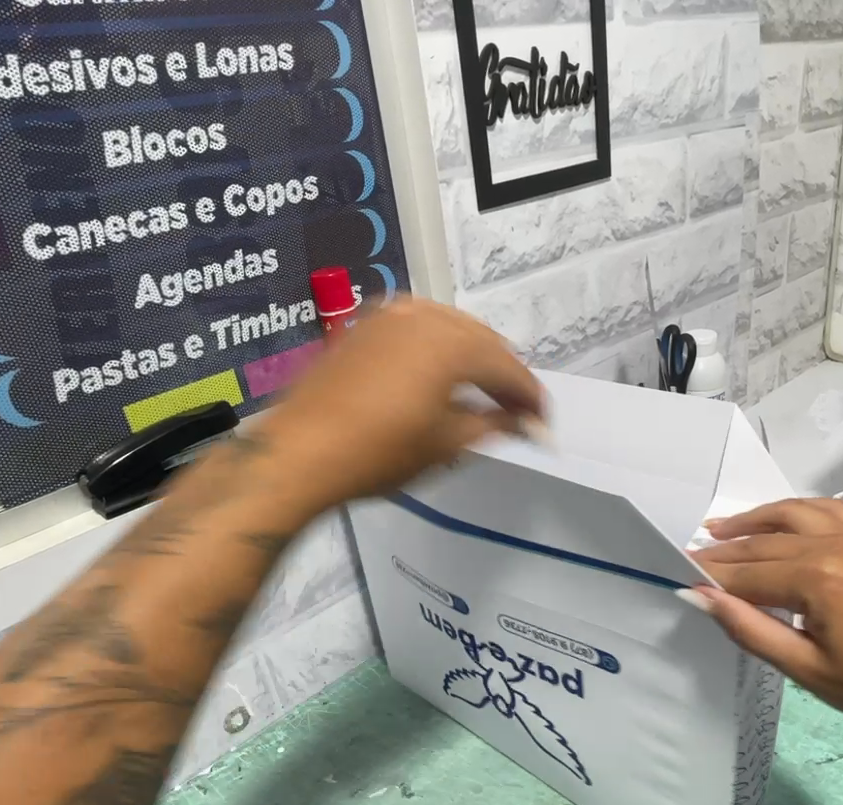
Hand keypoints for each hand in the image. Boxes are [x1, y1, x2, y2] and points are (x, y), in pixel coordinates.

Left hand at [257, 298, 544, 507]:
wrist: (300, 451)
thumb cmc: (378, 452)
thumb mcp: (446, 445)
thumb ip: (493, 425)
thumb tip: (521, 422)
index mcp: (452, 342)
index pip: (508, 368)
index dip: (530, 399)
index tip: (542, 424)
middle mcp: (424, 315)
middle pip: (482, 341)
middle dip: (503, 376)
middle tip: (515, 412)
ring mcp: (389, 314)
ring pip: (450, 329)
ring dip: (471, 358)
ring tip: (481, 394)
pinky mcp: (364, 325)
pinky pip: (417, 327)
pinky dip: (437, 348)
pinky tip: (439, 373)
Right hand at [687, 498, 842, 737]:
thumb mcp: (807, 670)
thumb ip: (750, 629)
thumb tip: (702, 598)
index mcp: (819, 580)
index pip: (747, 575)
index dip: (711, 579)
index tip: (679, 577)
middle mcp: (836, 545)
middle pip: (764, 544)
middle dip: (724, 552)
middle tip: (690, 558)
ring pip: (793, 514)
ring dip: (754, 520)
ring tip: (720, 527)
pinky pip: (828, 511)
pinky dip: (796, 511)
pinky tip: (779, 520)